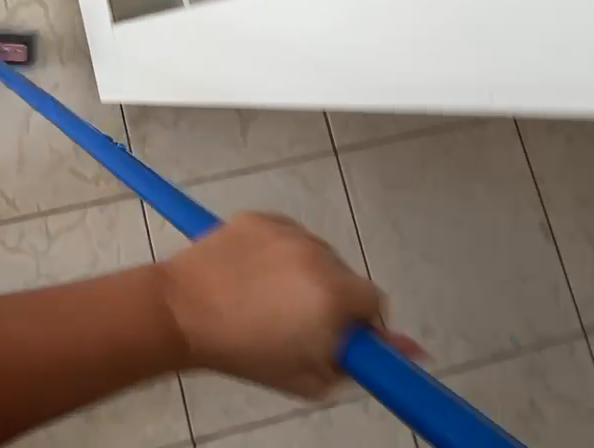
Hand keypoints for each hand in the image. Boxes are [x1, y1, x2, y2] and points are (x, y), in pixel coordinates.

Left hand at [153, 212, 416, 397]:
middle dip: (333, 298)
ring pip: (315, 253)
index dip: (362, 324)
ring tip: (270, 295)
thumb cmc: (246, 350)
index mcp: (333, 291)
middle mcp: (314, 252)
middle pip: (345, 275)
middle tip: (300, 320)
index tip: (341, 336)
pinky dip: (279, 250)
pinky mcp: (256, 216)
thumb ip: (363, 363)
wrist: (182, 309)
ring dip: (307, 272)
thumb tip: (411, 350)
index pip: (375, 303)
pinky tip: (255, 272)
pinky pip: (285, 235)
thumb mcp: (313, 377)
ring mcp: (282, 229)